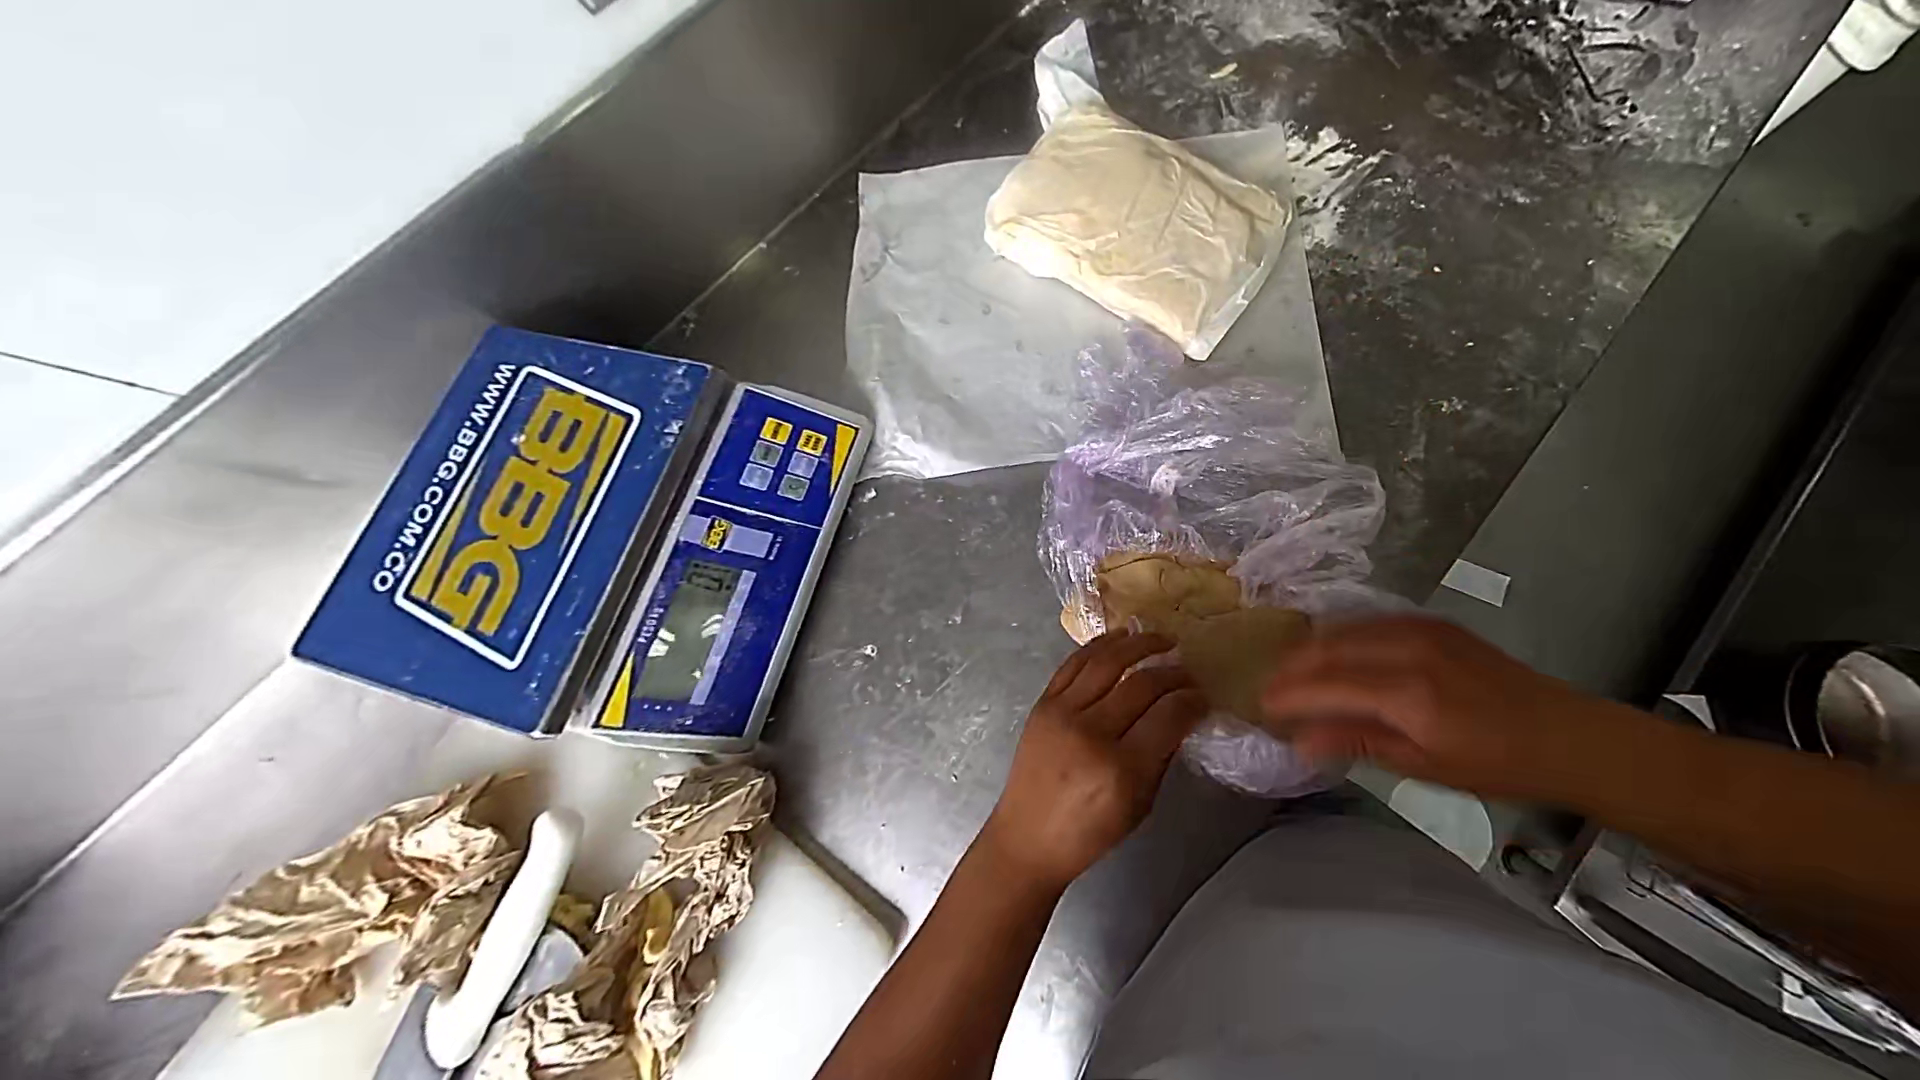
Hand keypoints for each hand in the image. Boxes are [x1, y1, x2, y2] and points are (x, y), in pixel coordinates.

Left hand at [980, 630, 1209, 891]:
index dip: (1192, 700)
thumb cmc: (1089, 832)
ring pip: (1106, 662)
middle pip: (1141, 685)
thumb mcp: (1140, 804)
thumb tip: (1181, 716)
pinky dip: (1099, 646)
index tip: (1203, 695)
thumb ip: (1161, 756)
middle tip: (1188, 671)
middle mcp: (1090, 732)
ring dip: (1138, 645)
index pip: (1168, 715)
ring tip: (1160, 639)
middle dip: (1172, 673)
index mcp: (1121, 768)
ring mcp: (1062, 713)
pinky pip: (1073, 664)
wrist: (1027, 836)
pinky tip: (1120, 638)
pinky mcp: (1043, 704)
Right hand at [1259, 617, 1644, 800]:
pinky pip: (1367, 622)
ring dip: (1310, 648)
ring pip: (1343, 629)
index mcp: (1407, 694)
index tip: (1262, 705)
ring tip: (1291, 670)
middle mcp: (1407, 651)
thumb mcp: (1423, 765)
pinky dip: (1339, 636)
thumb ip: (1356, 741)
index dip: (1288, 694)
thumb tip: (1298, 741)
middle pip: (1327, 649)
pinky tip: (1330, 651)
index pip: (1325, 685)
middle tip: (1270, 687)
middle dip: (1291, 667)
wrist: (1570, 736)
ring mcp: (1420, 630)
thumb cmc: (1496, 764)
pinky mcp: (1431, 623)